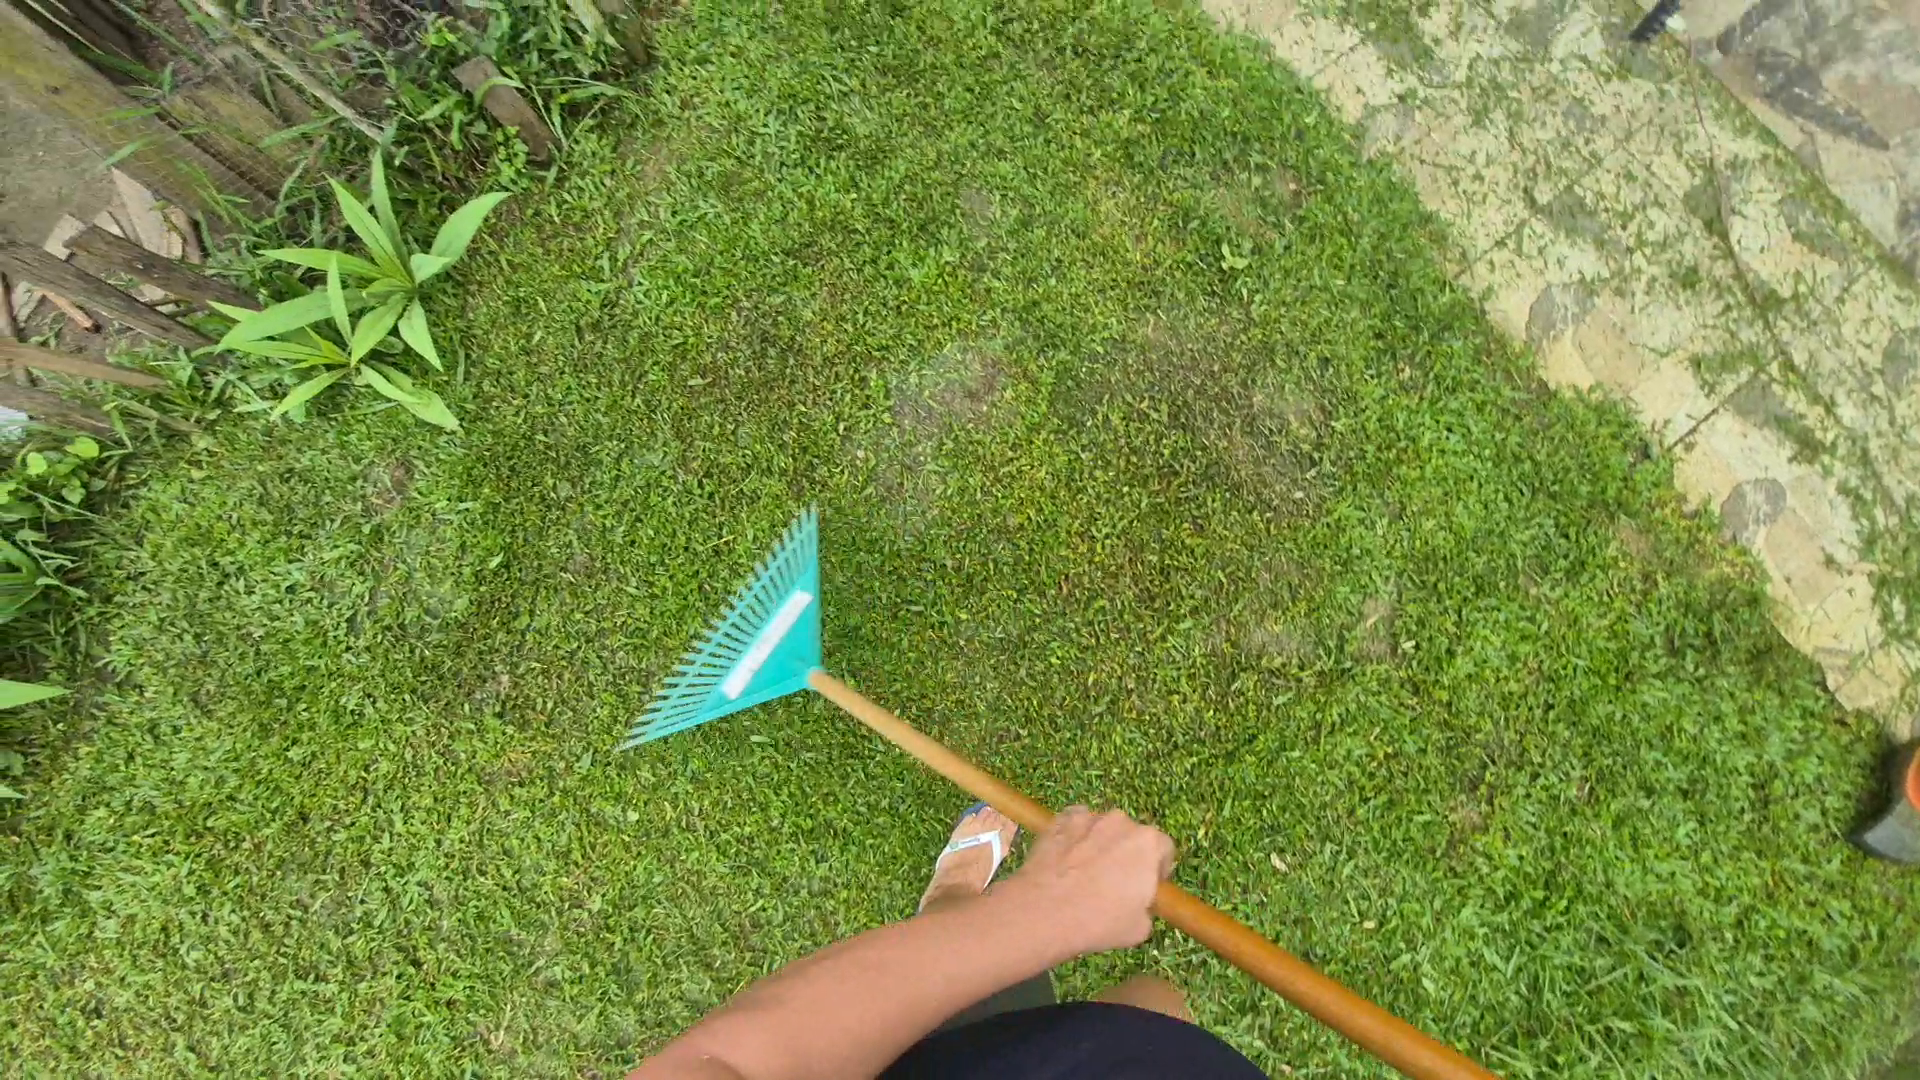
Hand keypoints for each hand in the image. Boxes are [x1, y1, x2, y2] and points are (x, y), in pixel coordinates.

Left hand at [998, 806, 1174, 956]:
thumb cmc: (1100, 921)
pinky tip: (1066, 861)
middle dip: (1127, 854)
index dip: (1157, 868)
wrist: (1046, 909)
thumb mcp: (1141, 927)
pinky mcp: (1060, 819)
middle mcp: (1120, 821)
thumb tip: (1135, 900)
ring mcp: (1088, 816)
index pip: (1164, 847)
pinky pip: (1075, 826)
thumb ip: (1146, 904)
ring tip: (1085, 873)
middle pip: (1132, 835)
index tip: (1146, 886)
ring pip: (1102, 829)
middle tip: (1114, 882)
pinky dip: (1074, 838)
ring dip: (1100, 845)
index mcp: (1148, 842)